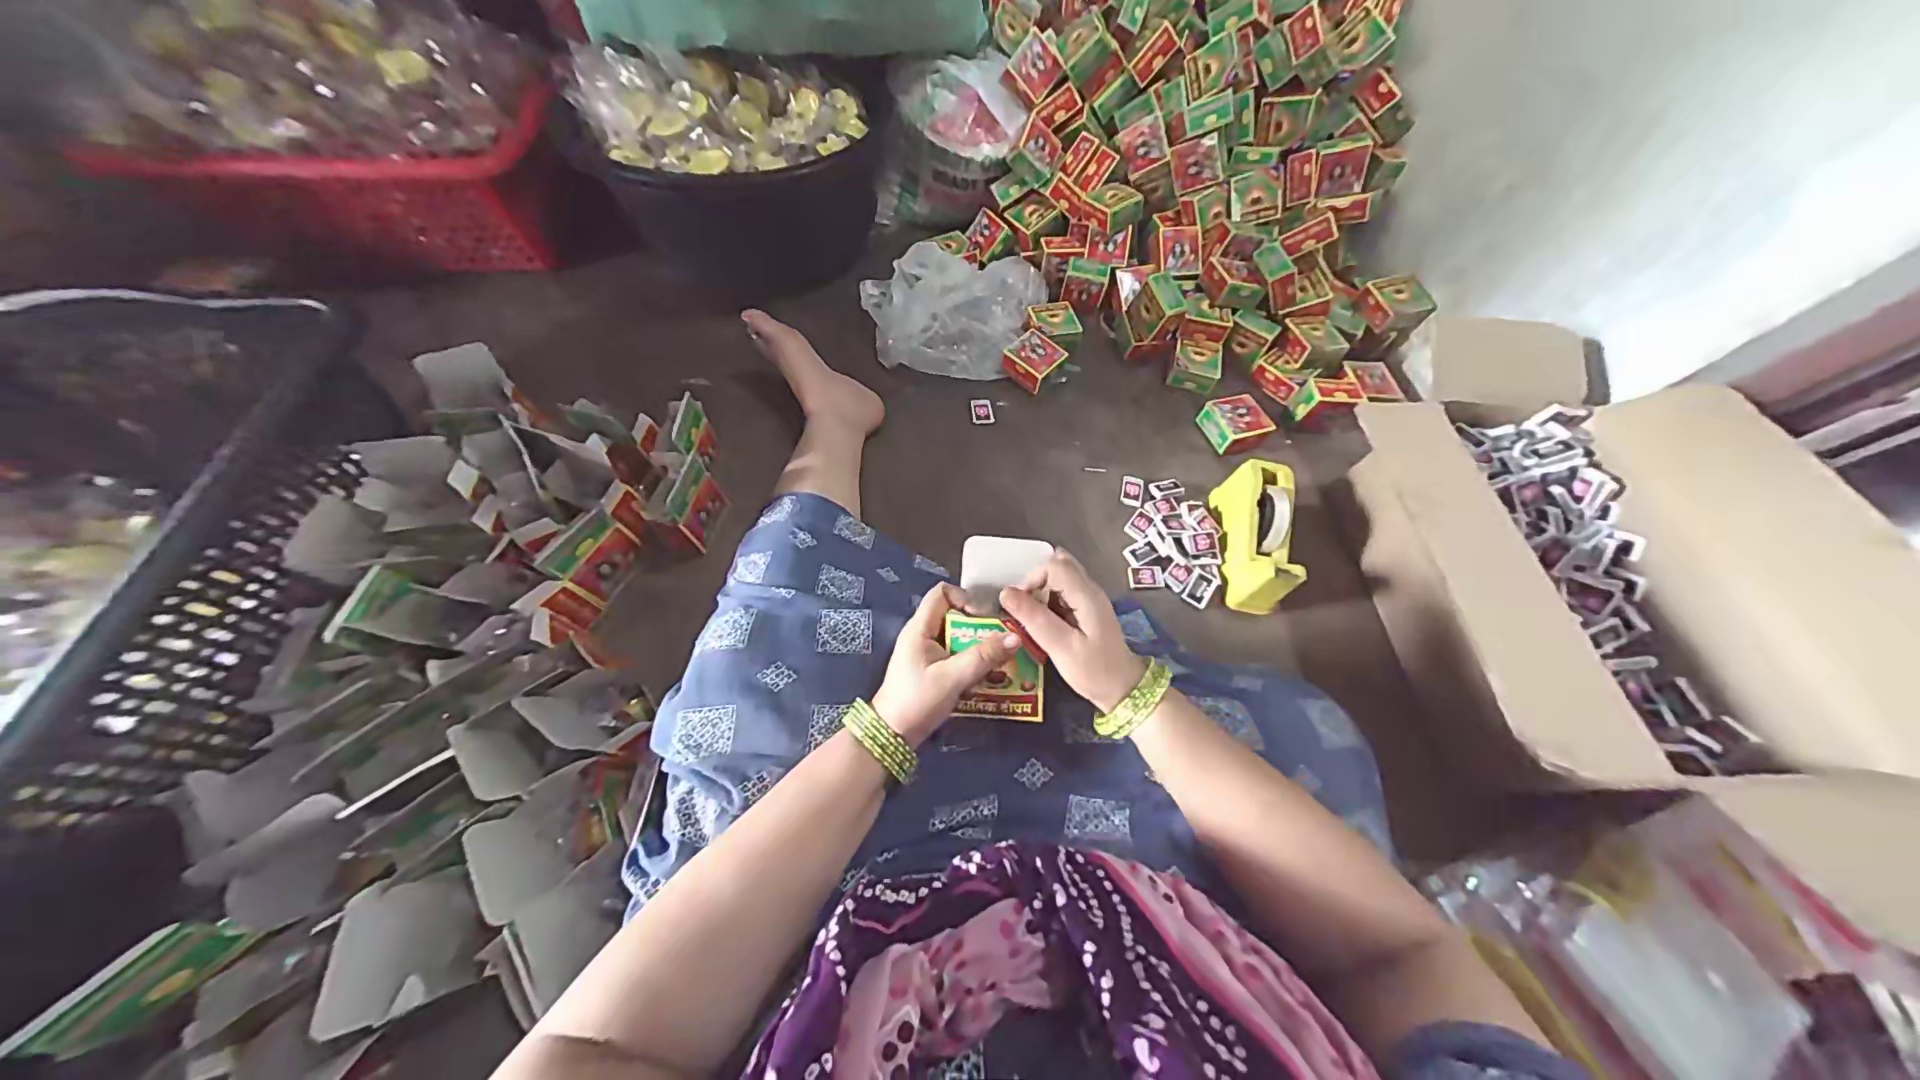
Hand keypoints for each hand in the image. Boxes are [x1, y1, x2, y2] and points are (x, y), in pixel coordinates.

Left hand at [870, 584, 1018, 747]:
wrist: (892, 735)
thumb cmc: (917, 701)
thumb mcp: (952, 678)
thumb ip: (983, 657)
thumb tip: (1015, 638)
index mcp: (920, 628)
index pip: (942, 592)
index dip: (965, 598)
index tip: (983, 619)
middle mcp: (923, 634)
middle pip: (955, 615)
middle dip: (979, 627)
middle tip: (1000, 642)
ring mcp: (927, 653)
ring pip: (959, 638)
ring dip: (979, 647)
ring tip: (999, 661)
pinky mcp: (933, 669)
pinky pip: (957, 655)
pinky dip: (972, 662)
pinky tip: (987, 677)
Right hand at [999, 549, 1146, 712]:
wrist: (1122, 689)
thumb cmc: (1093, 671)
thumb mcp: (1061, 648)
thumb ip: (1035, 618)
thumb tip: (1006, 593)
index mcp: (1086, 595)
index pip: (1054, 564)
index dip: (1033, 579)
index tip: (1022, 605)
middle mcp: (1090, 590)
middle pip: (1057, 566)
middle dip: (1035, 584)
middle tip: (1029, 613)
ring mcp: (1090, 598)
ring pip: (1059, 578)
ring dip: (1041, 593)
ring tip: (1037, 621)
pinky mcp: (1087, 608)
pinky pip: (1063, 591)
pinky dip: (1049, 601)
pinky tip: (1048, 624)